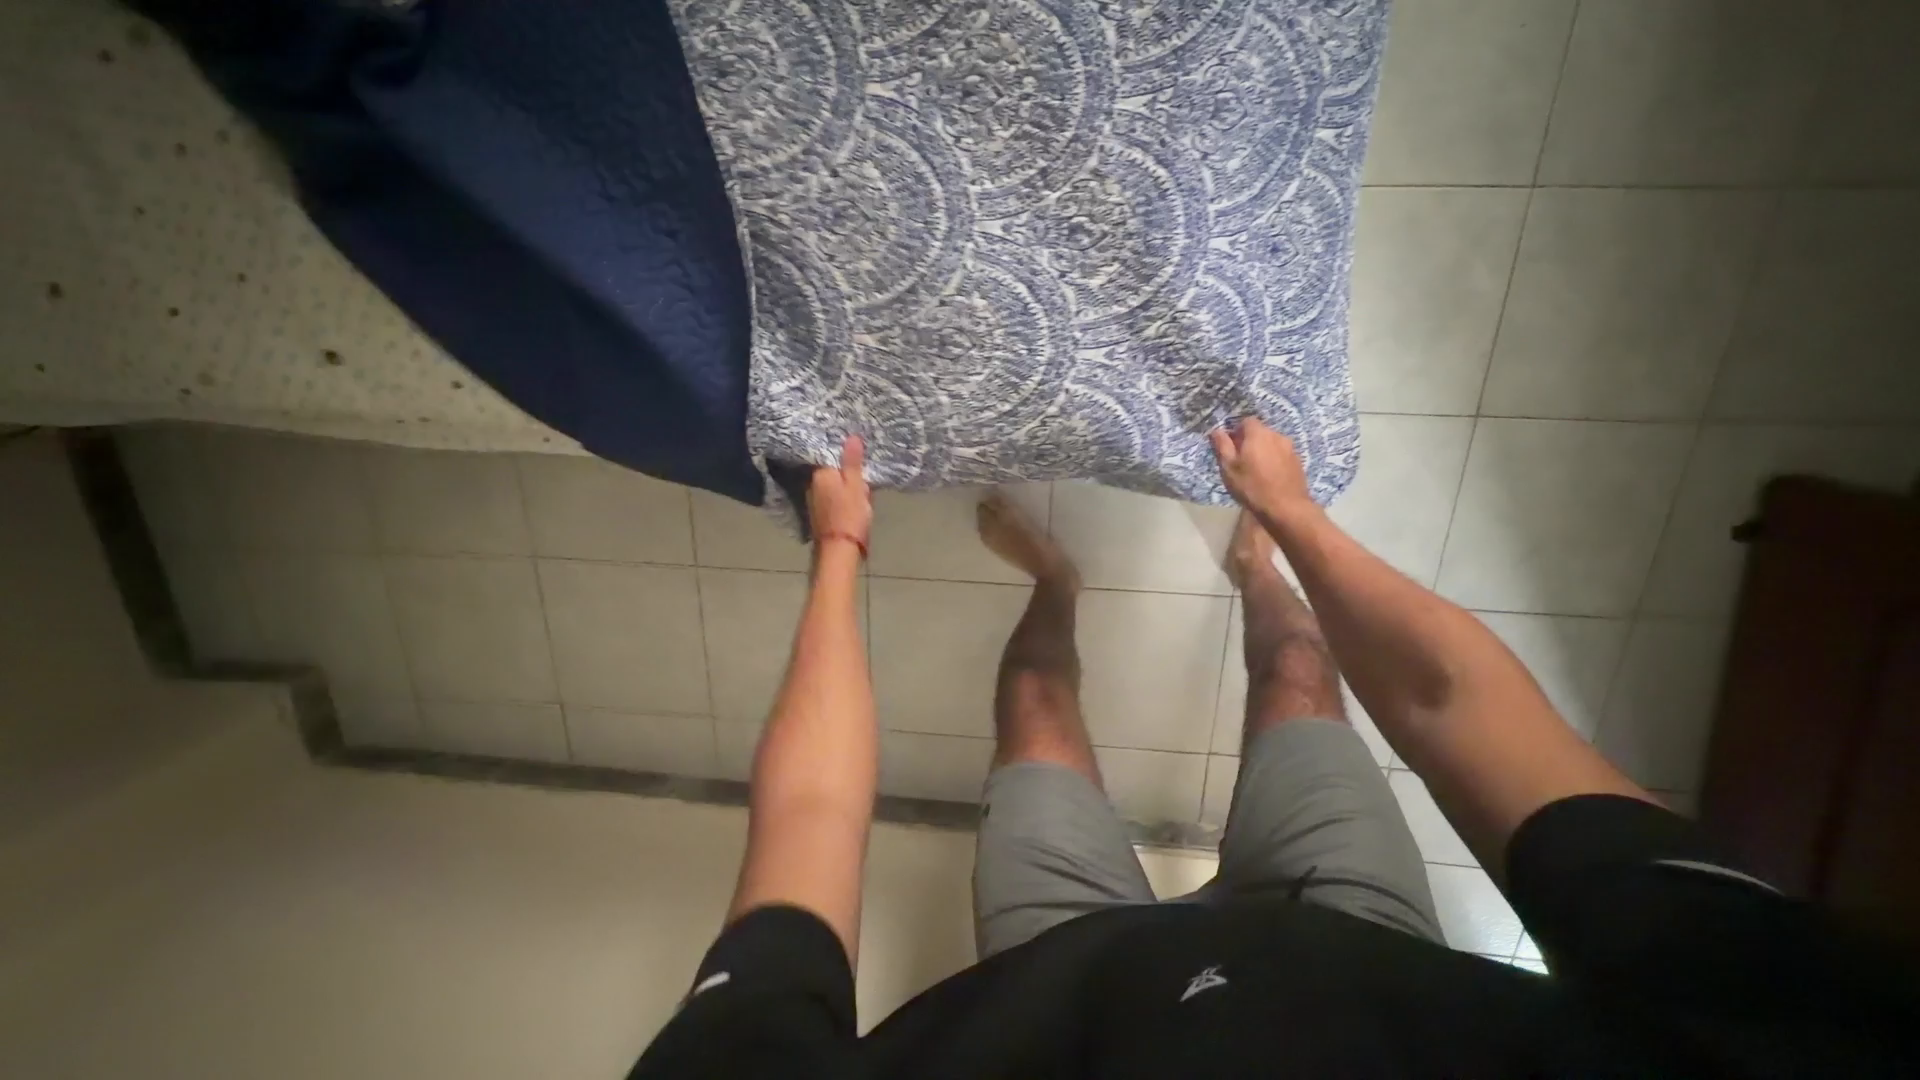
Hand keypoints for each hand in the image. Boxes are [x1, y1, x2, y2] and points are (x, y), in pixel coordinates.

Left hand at [808, 435, 871, 553]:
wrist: (839, 549)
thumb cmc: (850, 514)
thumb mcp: (856, 485)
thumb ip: (852, 462)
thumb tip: (852, 436)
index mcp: (820, 474)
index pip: (830, 456)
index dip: (846, 459)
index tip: (859, 462)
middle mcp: (812, 484)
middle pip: (831, 472)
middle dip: (847, 475)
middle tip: (864, 483)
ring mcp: (813, 501)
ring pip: (831, 486)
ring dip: (844, 488)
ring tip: (861, 496)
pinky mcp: (818, 515)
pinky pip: (831, 499)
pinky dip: (840, 500)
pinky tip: (851, 506)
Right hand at [1209, 417, 1312, 520]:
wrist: (1286, 507)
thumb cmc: (1252, 486)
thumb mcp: (1229, 468)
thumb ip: (1222, 446)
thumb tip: (1216, 430)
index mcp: (1258, 434)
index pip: (1246, 421)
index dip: (1236, 431)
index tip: (1231, 447)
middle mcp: (1276, 435)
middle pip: (1260, 431)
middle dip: (1249, 441)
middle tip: (1241, 460)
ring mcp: (1290, 447)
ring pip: (1271, 443)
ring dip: (1263, 450)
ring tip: (1256, 469)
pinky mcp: (1298, 460)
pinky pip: (1281, 453)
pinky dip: (1274, 459)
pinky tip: (1269, 475)